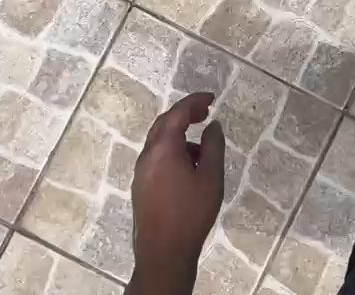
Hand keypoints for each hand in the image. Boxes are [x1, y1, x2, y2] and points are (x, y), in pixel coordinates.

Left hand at [130, 92, 225, 294]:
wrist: (163, 255)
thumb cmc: (191, 213)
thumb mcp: (211, 177)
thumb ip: (214, 146)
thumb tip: (212, 125)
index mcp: (162, 149)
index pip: (177, 113)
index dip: (195, 101)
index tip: (212, 98)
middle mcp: (147, 157)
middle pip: (164, 124)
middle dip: (185, 113)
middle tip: (205, 112)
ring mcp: (141, 173)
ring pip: (158, 141)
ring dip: (179, 134)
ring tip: (202, 145)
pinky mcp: (141, 188)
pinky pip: (156, 157)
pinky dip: (172, 150)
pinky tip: (189, 166)